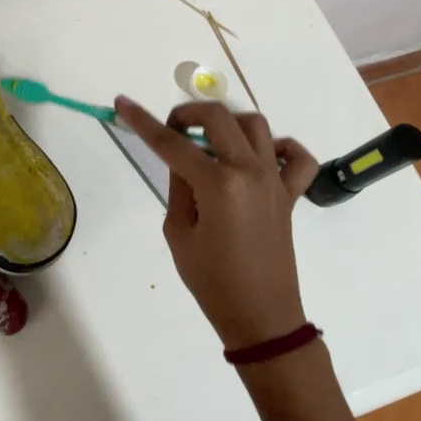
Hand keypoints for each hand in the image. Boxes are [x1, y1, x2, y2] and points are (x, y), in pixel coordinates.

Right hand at [115, 98, 321, 350]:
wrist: (261, 317)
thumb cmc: (212, 281)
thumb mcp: (178, 233)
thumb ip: (179, 187)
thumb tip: (183, 161)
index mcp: (217, 184)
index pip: (171, 143)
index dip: (142, 121)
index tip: (123, 102)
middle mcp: (249, 171)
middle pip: (218, 117)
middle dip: (187, 114)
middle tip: (171, 129)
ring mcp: (274, 180)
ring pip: (255, 125)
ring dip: (228, 124)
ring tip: (210, 143)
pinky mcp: (291, 194)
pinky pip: (297, 158)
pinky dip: (281, 148)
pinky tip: (260, 158)